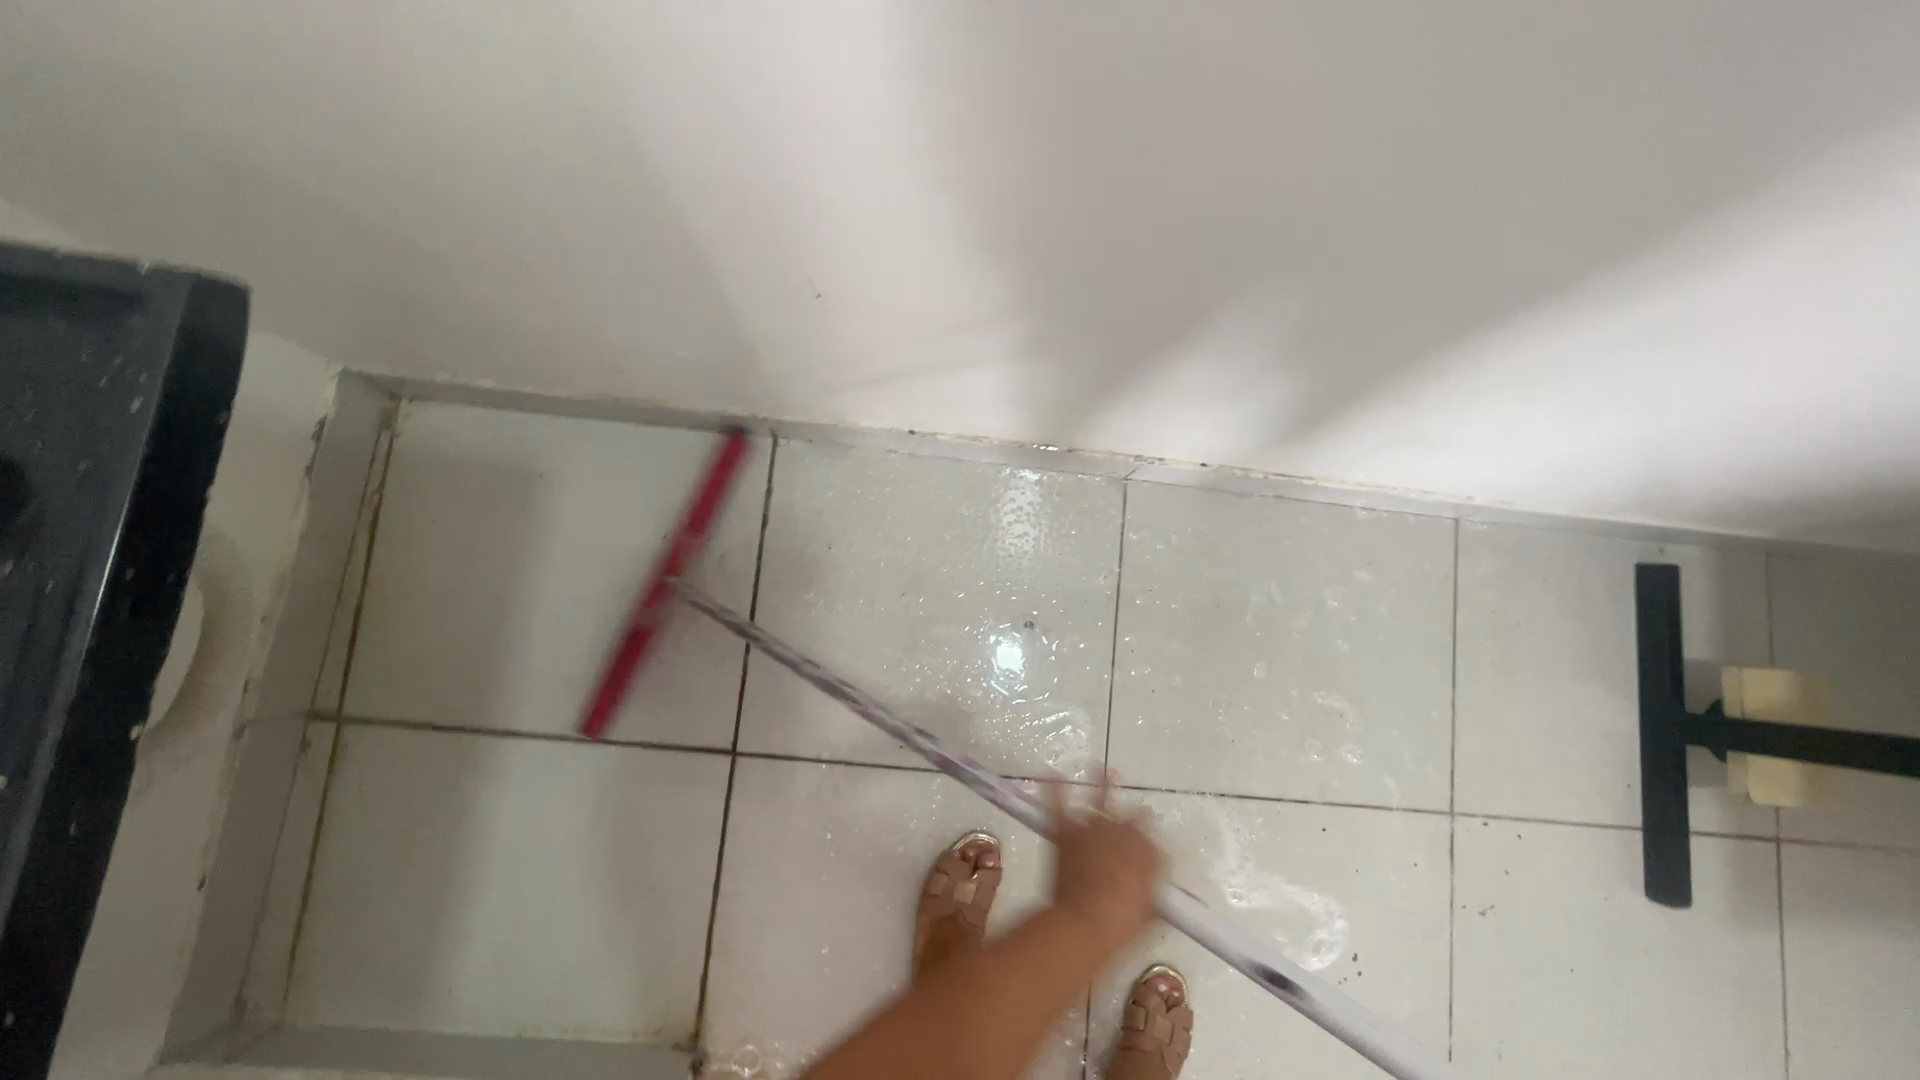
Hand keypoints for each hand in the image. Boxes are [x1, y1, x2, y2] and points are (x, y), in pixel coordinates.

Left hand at [1045, 769, 1162, 952]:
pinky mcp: (1064, 831)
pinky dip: (1052, 786)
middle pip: (1128, 816)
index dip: (1147, 844)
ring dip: (1100, 783)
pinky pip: (1057, 803)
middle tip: (1126, 825)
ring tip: (1099, 766)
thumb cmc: (1121, 924)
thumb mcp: (1153, 914)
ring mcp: (1091, 827)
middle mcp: (1120, 830)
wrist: (1083, 923)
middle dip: (1128, 818)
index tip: (1145, 851)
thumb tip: (1180, 897)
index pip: (1151, 836)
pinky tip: (1050, 771)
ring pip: (1097, 799)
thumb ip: (1161, 896)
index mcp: (1145, 847)